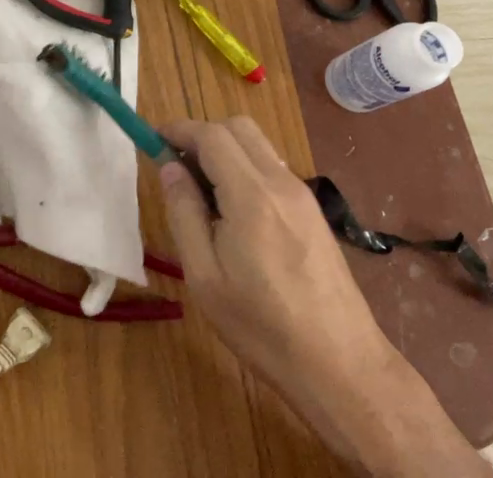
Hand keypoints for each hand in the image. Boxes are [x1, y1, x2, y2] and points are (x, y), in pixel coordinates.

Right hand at [158, 117, 395, 403]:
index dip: (178, 130)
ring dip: (225, 151)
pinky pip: (273, 170)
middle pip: (238, 128)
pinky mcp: (314, 214)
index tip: (152, 140)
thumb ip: (184, 213)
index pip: (211, 135)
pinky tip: (233, 213)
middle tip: (175, 166)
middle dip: (202, 134)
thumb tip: (169, 167)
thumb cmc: (261, 326)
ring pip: (258, 146)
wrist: (340, 365)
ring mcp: (304, 197)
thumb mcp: (205, 276)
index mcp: (252, 196)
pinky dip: (245, 170)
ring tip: (200, 193)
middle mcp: (282, 184)